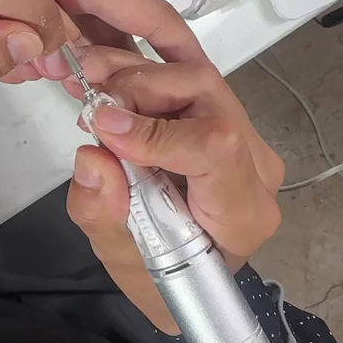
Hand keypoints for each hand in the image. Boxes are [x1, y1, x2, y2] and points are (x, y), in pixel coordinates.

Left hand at [0, 0, 204, 83]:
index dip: (170, 37)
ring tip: (87, 89)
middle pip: (109, 24)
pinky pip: (37, 18)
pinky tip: (35, 66)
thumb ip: (17, 1)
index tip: (201, 70)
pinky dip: (37, 42)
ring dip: (78, 56)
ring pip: (72, 27)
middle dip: (121, 63)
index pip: (133, 4)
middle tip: (128, 102)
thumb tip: (53, 50)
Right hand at [62, 46, 284, 332]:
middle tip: (90, 108)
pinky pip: (185, 73)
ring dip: (132, 72)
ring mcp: (243, 135)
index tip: (102, 129)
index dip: (155, 131)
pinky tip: (104, 74)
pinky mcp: (221, 115)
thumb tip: (92, 157)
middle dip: (136, 90)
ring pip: (193, 73)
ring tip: (88, 84)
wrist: (184, 275)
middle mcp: (254, 166)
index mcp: (242, 213)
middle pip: (204, 93)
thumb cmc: (159, 275)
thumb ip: (103, 211)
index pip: (216, 147)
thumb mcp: (119, 257)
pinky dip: (140, 67)